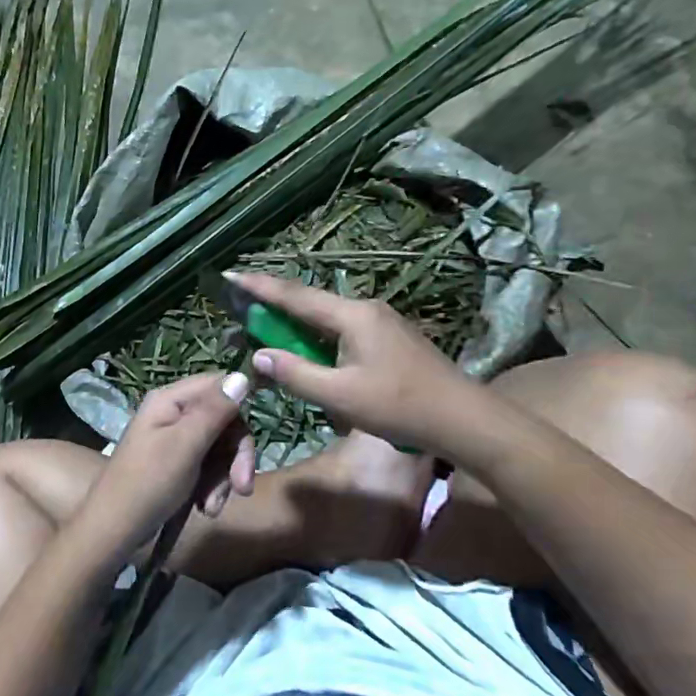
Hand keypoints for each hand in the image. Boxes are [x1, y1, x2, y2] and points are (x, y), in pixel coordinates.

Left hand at [72, 372, 255, 559]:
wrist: (116, 528)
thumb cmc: (148, 482)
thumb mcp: (185, 444)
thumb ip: (214, 410)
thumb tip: (244, 375)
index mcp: (170, 399)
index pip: (219, 385)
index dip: (239, 409)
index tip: (249, 441)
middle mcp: (173, 413)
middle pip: (224, 421)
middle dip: (234, 456)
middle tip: (241, 487)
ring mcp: (174, 438)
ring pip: (219, 448)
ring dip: (223, 478)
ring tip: (211, 507)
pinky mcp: (177, 462)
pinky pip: (207, 466)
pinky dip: (211, 487)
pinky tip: (205, 508)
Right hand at [227, 272, 497, 460]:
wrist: (464, 420)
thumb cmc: (400, 407)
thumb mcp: (340, 395)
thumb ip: (296, 373)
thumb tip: (259, 356)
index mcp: (353, 316)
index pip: (296, 296)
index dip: (260, 287)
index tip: (231, 275)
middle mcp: (366, 309)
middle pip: (310, 303)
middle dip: (275, 304)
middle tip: (243, 305)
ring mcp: (382, 322)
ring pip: (327, 318)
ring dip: (297, 324)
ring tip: (268, 327)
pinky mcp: (390, 339)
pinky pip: (343, 330)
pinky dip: (318, 337)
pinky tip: (310, 351)